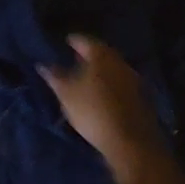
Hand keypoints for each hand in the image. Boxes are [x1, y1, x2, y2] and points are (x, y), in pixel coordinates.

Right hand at [39, 36, 165, 178]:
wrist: (131, 144)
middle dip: (87, 55)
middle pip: (100, 52)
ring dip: (100, 71)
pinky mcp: (142, 98)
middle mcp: (119, 61)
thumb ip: (54, 76)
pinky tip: (102, 94)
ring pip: (112, 68)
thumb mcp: (65, 93)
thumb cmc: (93, 111)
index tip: (62, 44)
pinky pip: (121, 83)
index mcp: (100, 54)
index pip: (82, 40)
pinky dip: (110, 84)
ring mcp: (133, 79)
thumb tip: (42, 64)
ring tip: (85, 78)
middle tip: (73, 60)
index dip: (71, 41)